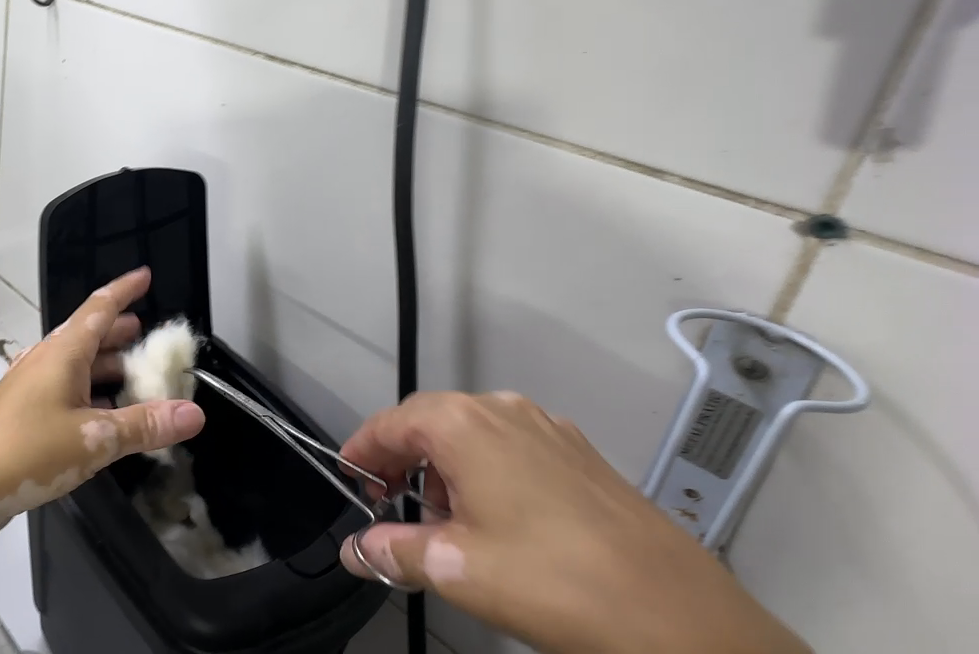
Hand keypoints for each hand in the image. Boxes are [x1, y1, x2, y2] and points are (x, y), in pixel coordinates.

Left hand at [0, 268, 205, 523]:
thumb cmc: (30, 450)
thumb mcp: (95, 439)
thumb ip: (144, 425)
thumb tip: (195, 413)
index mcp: (62, 353)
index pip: (98, 308)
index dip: (123, 291)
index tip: (144, 275)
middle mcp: (45, 361)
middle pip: (86, 335)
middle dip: (116, 331)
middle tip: (144, 331)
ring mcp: (29, 387)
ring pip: (74, 365)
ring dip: (103, 365)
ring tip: (131, 371)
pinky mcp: (22, 414)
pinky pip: (64, 390)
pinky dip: (89, 392)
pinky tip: (101, 413)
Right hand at [338, 391, 808, 653]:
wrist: (684, 622)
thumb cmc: (555, 583)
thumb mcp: (457, 570)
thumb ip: (394, 552)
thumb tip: (355, 552)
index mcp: (463, 424)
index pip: (389, 424)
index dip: (361, 453)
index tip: (350, 485)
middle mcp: (504, 412)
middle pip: (430, 423)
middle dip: (403, 462)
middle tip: (391, 509)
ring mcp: (550, 430)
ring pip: (474, 435)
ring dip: (446, 470)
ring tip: (448, 526)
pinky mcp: (583, 457)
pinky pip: (514, 449)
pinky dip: (488, 474)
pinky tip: (500, 525)